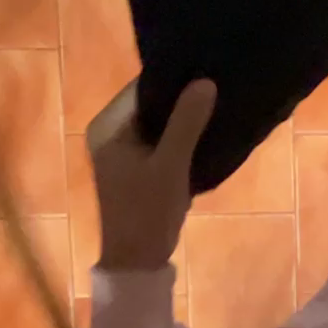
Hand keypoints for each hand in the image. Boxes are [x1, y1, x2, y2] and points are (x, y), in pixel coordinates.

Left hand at [85, 77, 217, 272]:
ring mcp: (124, 149)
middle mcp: (111, 131)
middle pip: (151, 102)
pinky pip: (163, 137)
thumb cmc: (147, 210)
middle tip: (219, 83)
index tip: (207, 67)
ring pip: (160, 120)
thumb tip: (206, 81)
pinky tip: (208, 129)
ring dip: (185, 115)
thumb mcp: (170, 164)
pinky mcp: (138, 164)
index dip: (174, 77)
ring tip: (218, 102)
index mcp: (108, 126)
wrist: (137, 259)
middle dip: (182, 96)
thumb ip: (187, 123)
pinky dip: (182, 133)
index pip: (142, 86)